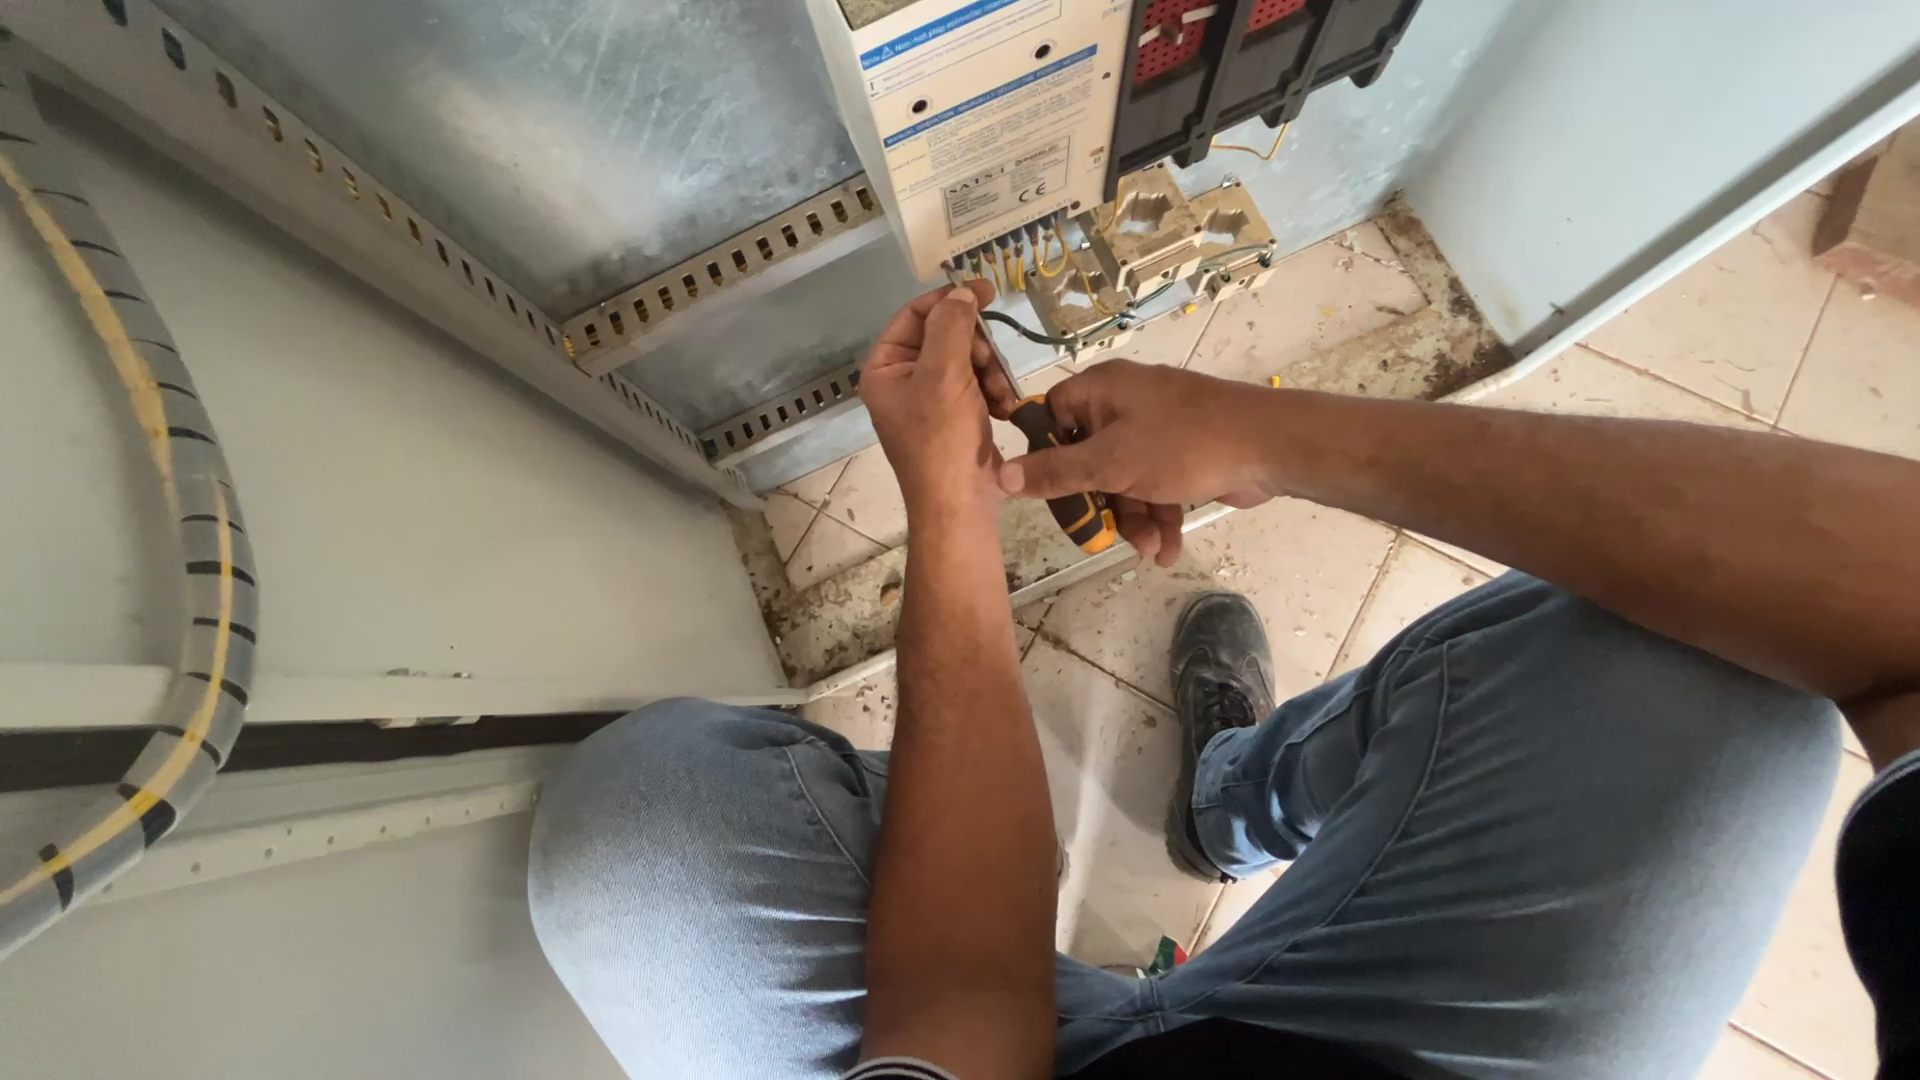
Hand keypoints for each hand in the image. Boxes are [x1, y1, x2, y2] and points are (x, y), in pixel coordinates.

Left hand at [860, 281, 1004, 524]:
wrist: (961, 505)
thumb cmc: (942, 441)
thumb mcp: (943, 375)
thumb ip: (951, 326)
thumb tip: (961, 294)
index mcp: (884, 370)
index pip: (914, 315)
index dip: (949, 300)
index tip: (986, 292)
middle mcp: (903, 381)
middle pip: (946, 336)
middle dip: (976, 349)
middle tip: (989, 366)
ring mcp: (931, 401)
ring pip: (968, 360)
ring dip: (990, 373)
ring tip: (999, 397)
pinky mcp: (957, 418)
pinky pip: (978, 386)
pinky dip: (994, 393)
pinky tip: (1003, 409)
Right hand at [997, 360, 1274, 564]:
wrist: (1270, 446)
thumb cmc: (1182, 444)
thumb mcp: (1110, 463)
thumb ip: (1055, 472)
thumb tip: (999, 475)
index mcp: (1101, 391)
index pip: (1051, 417)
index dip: (1045, 455)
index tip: (1048, 491)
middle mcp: (1123, 405)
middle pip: (1086, 459)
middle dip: (1100, 505)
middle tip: (1102, 538)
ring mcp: (1154, 430)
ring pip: (1122, 480)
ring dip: (1134, 520)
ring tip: (1152, 550)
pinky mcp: (1180, 454)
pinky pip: (1153, 486)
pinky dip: (1158, 516)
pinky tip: (1168, 549)